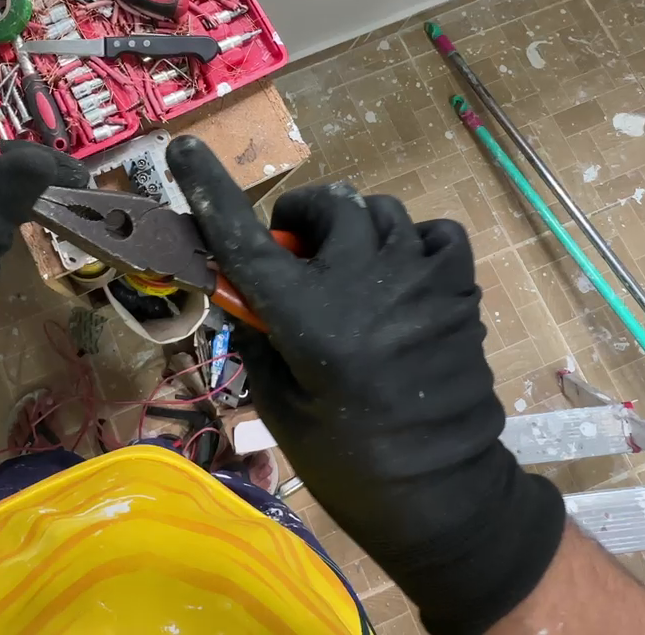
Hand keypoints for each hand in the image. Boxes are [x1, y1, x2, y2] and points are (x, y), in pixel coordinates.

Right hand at [168, 137, 564, 634]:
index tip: (184, 148)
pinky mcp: (460, 289)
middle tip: (299, 255)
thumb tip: (248, 288)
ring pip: (378, 211)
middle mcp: (364, 282)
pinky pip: (433, 231)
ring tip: (352, 271)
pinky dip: (411, 241)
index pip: (243, 237)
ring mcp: (419, 280)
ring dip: (353, 231)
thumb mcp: (276, 400)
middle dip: (302, 221)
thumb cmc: (344, 460)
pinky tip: (401, 274)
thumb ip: (258, 332)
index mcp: (307, 316)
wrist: (442, 496)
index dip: (209, 187)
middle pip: (326, 206)